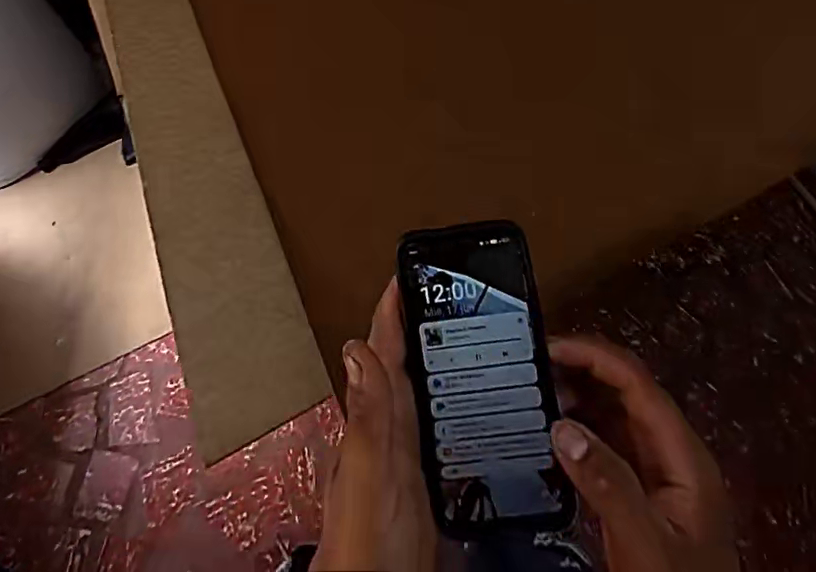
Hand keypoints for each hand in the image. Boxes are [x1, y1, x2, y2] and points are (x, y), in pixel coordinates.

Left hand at [312, 279, 436, 571]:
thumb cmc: (365, 541)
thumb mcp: (368, 470)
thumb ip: (366, 414)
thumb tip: (356, 347)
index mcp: (375, 417)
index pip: (383, 349)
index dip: (392, 310)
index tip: (405, 274)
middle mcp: (388, 427)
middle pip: (400, 360)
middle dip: (413, 320)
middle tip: (432, 288)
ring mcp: (404, 451)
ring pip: (416, 385)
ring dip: (428, 351)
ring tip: (447, 324)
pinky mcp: (424, 476)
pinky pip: (434, 420)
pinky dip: (444, 395)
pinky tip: (459, 393)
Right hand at [548, 335, 737, 571]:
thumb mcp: (645, 543)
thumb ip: (608, 485)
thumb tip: (562, 427)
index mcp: (684, 455)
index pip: (637, 383)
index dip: (594, 356)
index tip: (550, 347)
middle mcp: (672, 454)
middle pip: (626, 392)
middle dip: (582, 370)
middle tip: (534, 365)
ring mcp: (658, 474)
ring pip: (614, 415)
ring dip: (578, 396)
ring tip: (535, 390)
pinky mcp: (640, 493)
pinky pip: (606, 443)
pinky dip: (578, 428)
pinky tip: (551, 430)